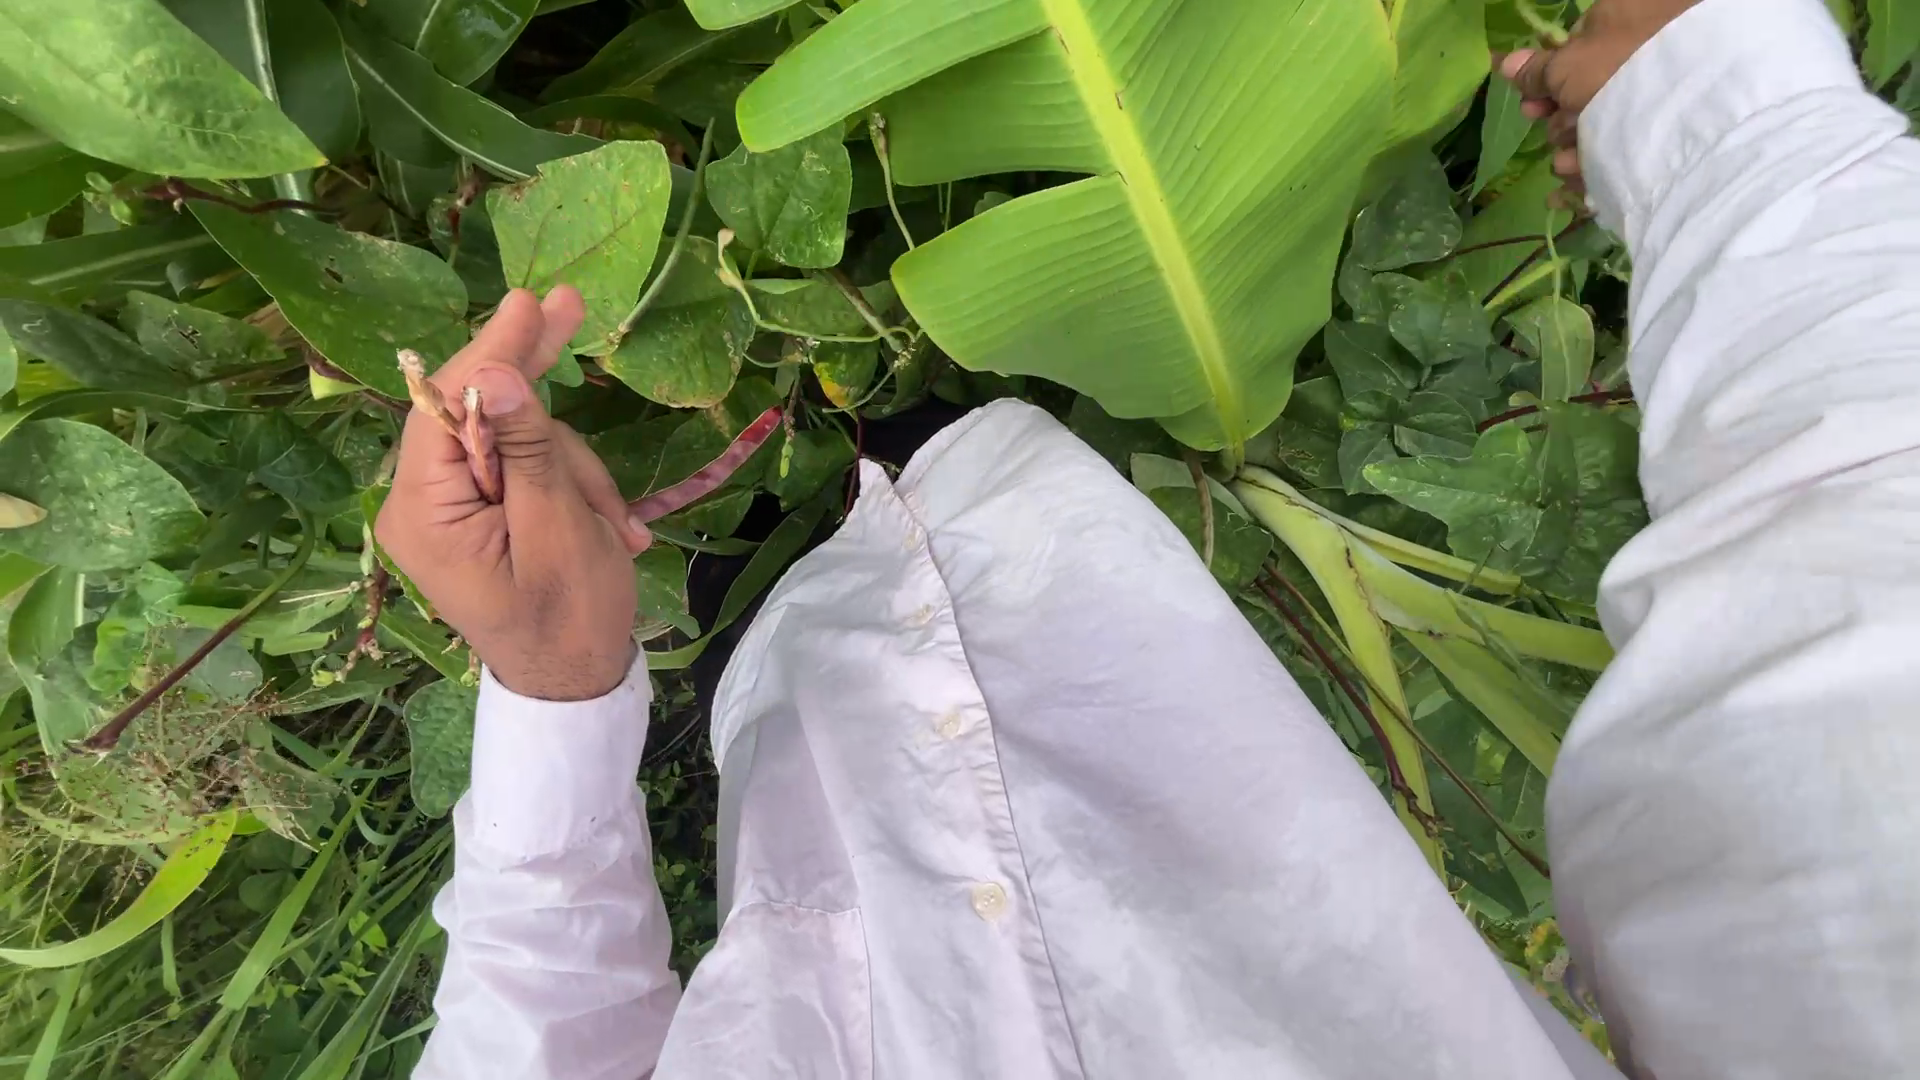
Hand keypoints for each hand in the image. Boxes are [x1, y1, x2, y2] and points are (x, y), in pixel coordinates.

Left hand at [375, 287, 652, 701]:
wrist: (578, 680)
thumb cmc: (571, 616)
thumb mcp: (561, 531)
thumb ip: (529, 452)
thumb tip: (495, 374)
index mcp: (425, 510)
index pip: (446, 405)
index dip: (492, 349)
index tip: (532, 300)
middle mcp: (427, 503)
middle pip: (484, 418)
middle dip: (542, 400)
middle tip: (571, 309)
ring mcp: (459, 511)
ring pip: (528, 448)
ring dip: (583, 478)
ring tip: (620, 529)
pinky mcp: (488, 518)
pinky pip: (535, 475)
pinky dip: (580, 493)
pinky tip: (613, 530)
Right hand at [1499, 0, 1704, 201]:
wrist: (1699, 105)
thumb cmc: (1626, 67)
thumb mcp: (1569, 64)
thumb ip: (1538, 68)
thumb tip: (1508, 61)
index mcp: (1634, 12)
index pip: (1580, 45)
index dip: (1551, 81)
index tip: (1534, 107)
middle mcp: (1658, 42)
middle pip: (1591, 86)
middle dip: (1566, 117)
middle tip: (1564, 128)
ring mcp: (1674, 82)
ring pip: (1605, 116)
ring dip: (1577, 143)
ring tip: (1574, 161)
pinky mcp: (1683, 120)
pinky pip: (1626, 139)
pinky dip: (1601, 158)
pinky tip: (1587, 172)